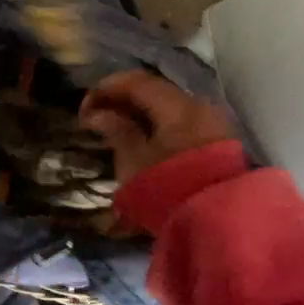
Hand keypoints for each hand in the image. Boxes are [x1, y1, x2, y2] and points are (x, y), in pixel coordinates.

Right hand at [80, 71, 234, 182]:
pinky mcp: (218, 143)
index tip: (84, 109)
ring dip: (140, 114)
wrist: (219, 222)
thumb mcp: (134, 161)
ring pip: (168, 107)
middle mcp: (198, 106)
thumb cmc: (169, 188)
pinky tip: (142, 140)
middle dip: (122, 100)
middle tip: (97, 117)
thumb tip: (98, 114)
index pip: (136, 82)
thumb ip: (117, 132)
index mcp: (177, 105)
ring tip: (117, 131)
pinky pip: (181, 123)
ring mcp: (212, 124)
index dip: (105, 89)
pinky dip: (158, 125)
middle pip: (154, 91)